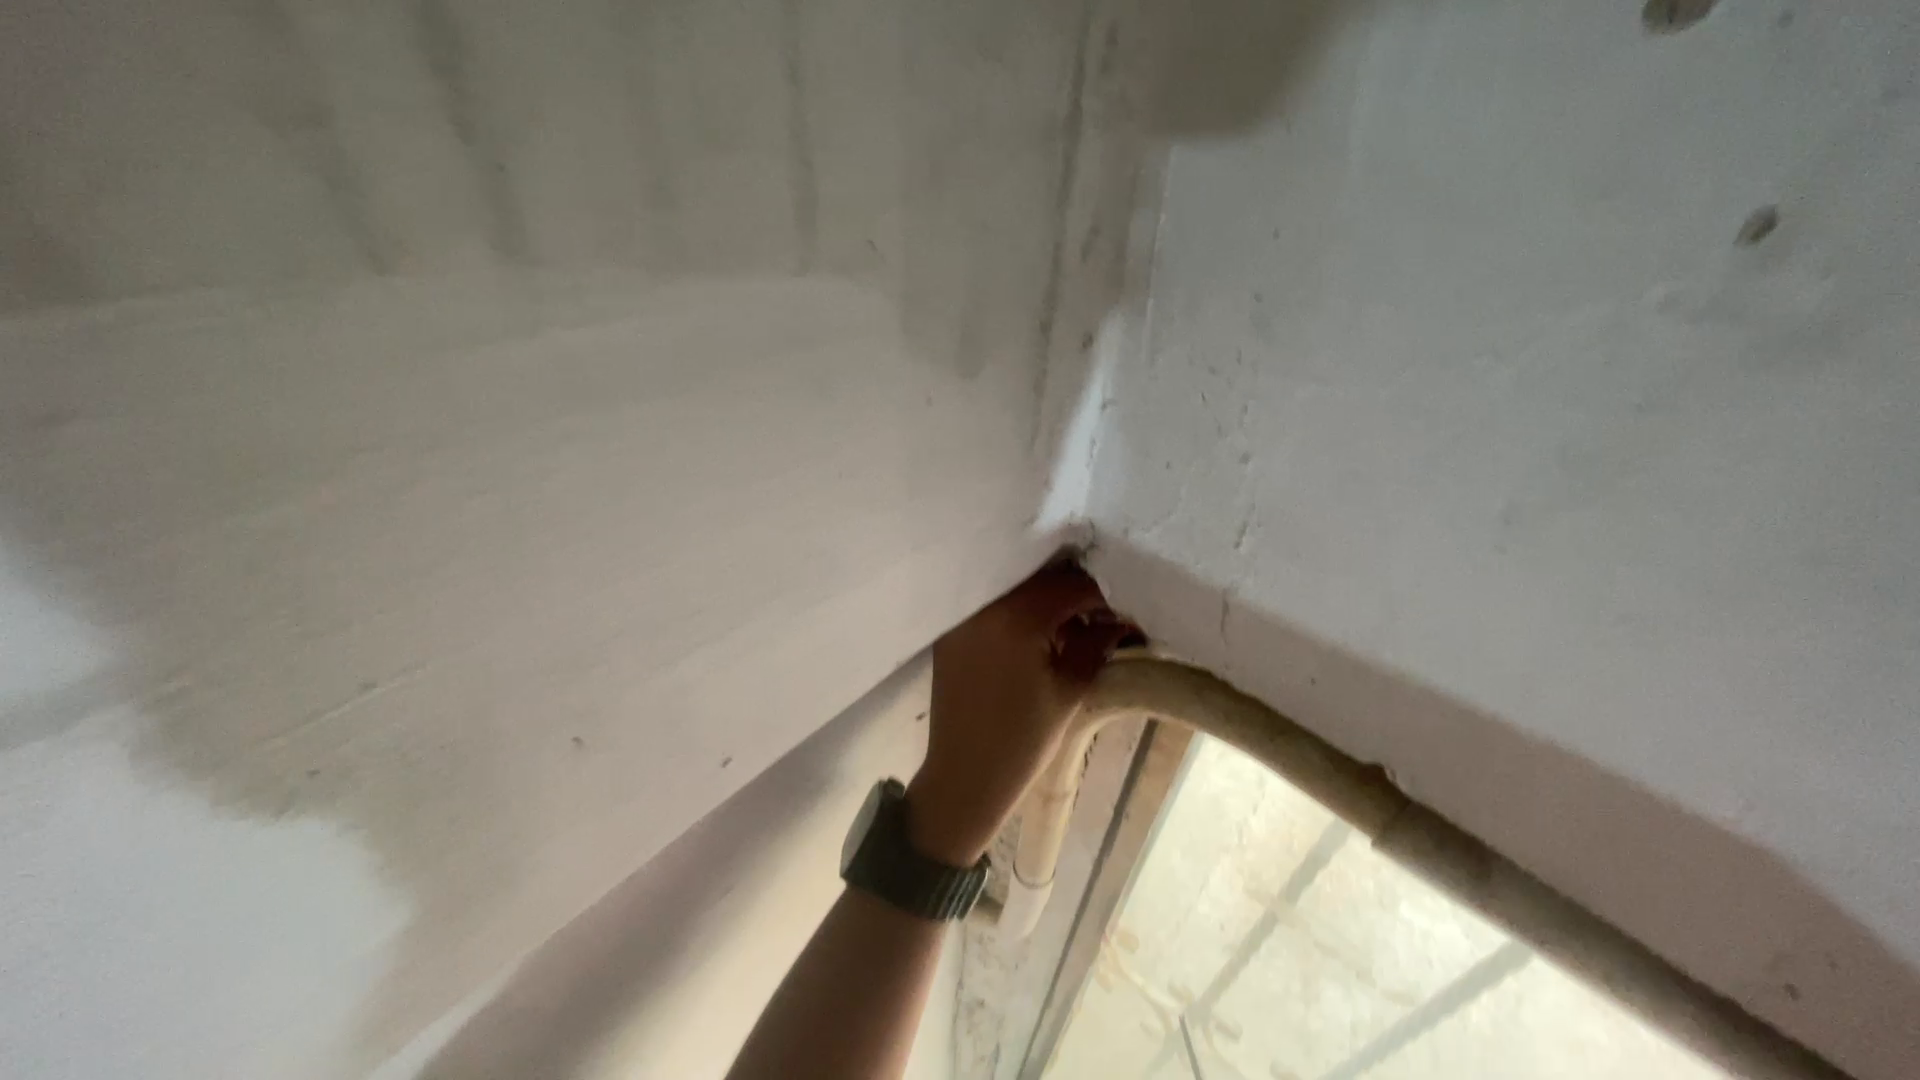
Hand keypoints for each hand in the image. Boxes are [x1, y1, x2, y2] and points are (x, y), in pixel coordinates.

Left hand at [905, 563, 1134, 865]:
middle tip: (1101, 616)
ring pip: (1016, 586)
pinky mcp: (952, 629)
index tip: (1123, 614)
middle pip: (1042, 576)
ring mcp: (962, 614)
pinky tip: (1040, 633)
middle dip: (1075, 591)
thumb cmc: (1023, 740)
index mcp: (1016, 615)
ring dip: (1047, 598)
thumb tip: (1123, 618)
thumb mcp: (1071, 688)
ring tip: (1073, 627)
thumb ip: (1098, 643)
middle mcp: (984, 602)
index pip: (1072, 585)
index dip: (1104, 597)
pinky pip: (994, 602)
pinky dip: (1020, 609)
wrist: (964, 776)